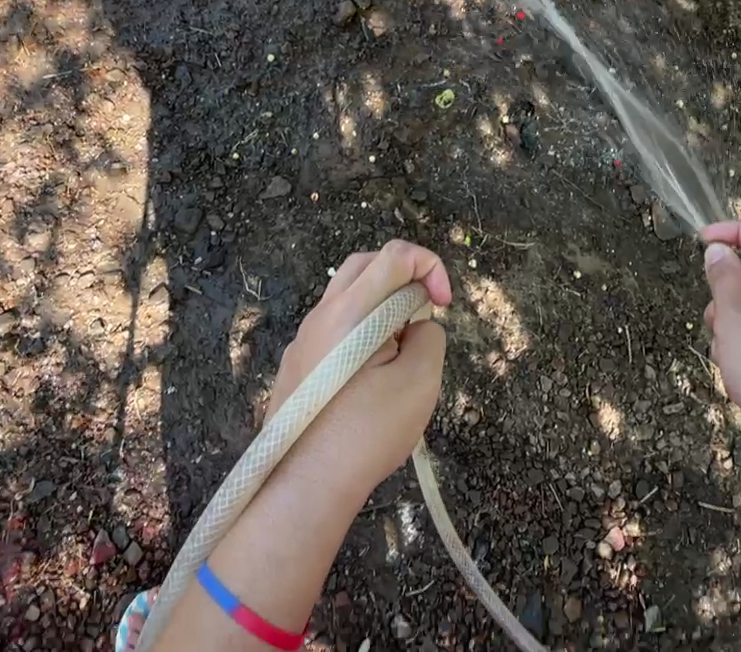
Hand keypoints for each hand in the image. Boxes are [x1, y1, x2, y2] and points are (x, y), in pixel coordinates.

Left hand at [266, 240, 451, 500]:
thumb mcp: (420, 381)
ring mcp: (304, 339)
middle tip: (423, 315)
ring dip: (382, 306)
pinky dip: (362, 330)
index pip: (396, 255)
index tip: (444, 305)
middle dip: (404, 277)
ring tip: (401, 351)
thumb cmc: (367, 432)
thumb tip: (415, 326)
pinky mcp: (296, 364)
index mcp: (351, 309)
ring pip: (347, 296)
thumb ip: (429, 337)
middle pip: (366, 264)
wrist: (304, 484)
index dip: (431, 267)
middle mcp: (321, 314)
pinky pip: (335, 327)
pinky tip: (371, 378)